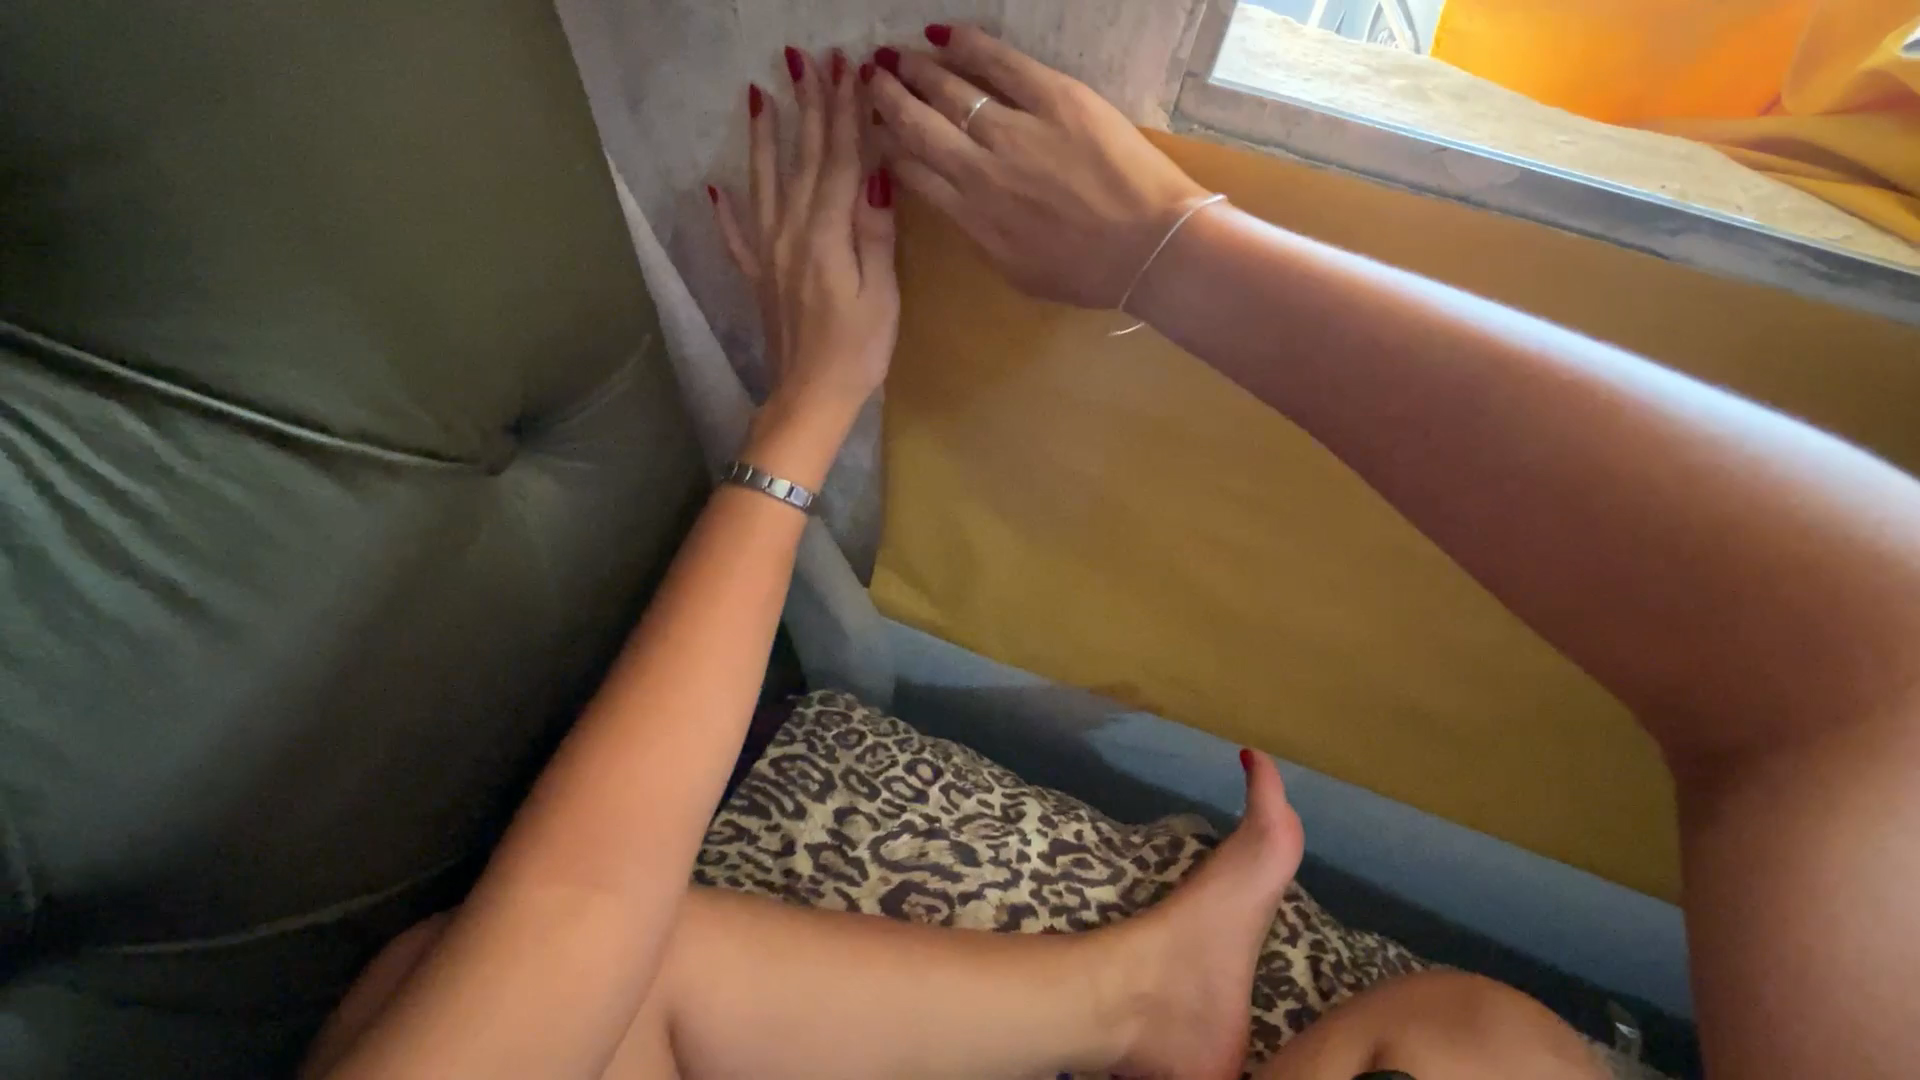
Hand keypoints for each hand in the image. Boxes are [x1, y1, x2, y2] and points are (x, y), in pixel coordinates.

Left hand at [711, 48, 899, 426]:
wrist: (811, 396)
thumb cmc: (858, 351)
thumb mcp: (882, 294)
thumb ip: (875, 234)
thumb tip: (875, 175)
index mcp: (826, 235)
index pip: (839, 160)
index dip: (844, 113)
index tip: (849, 68)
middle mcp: (790, 233)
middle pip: (802, 161)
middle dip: (809, 108)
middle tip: (808, 60)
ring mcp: (768, 254)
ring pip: (764, 183)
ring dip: (764, 139)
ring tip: (759, 95)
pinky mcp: (758, 277)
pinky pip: (737, 235)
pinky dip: (725, 209)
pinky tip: (714, 185)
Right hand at [869, 26, 1208, 308]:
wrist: (1149, 248)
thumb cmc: (1088, 273)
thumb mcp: (1019, 271)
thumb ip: (982, 236)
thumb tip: (962, 207)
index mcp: (974, 219)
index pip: (914, 175)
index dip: (887, 150)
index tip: (873, 134)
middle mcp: (981, 172)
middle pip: (919, 128)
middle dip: (888, 102)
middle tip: (869, 81)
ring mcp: (1015, 132)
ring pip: (950, 92)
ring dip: (916, 71)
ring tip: (894, 57)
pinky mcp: (1054, 98)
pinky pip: (1000, 62)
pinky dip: (967, 45)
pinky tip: (942, 34)